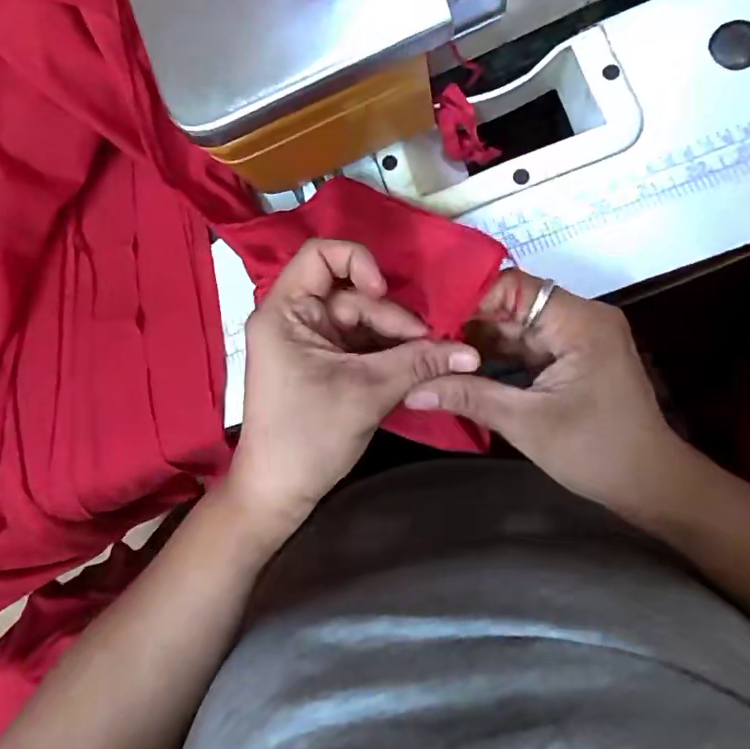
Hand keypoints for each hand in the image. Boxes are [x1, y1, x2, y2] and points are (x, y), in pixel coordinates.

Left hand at [229, 239, 480, 528]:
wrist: (279, 492)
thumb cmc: (308, 436)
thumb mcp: (366, 393)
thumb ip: (418, 363)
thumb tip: (470, 352)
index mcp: (285, 311)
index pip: (320, 255)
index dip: (358, 262)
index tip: (383, 293)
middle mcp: (295, 317)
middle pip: (352, 293)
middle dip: (391, 318)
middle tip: (429, 347)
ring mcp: (311, 341)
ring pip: (363, 320)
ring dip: (396, 337)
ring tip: (429, 360)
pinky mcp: (326, 363)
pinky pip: (362, 343)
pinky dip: (388, 352)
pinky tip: (415, 366)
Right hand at [403, 270, 705, 517]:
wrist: (651, 486)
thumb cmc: (598, 452)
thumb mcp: (527, 423)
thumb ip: (468, 396)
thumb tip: (411, 390)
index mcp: (579, 321)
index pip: (513, 286)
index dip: (468, 299)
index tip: (428, 320)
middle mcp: (579, 318)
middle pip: (511, 305)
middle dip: (466, 323)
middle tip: (419, 337)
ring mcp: (576, 338)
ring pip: (514, 327)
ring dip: (476, 342)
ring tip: (429, 351)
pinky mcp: (570, 358)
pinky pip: (524, 347)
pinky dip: (494, 358)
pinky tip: (457, 366)